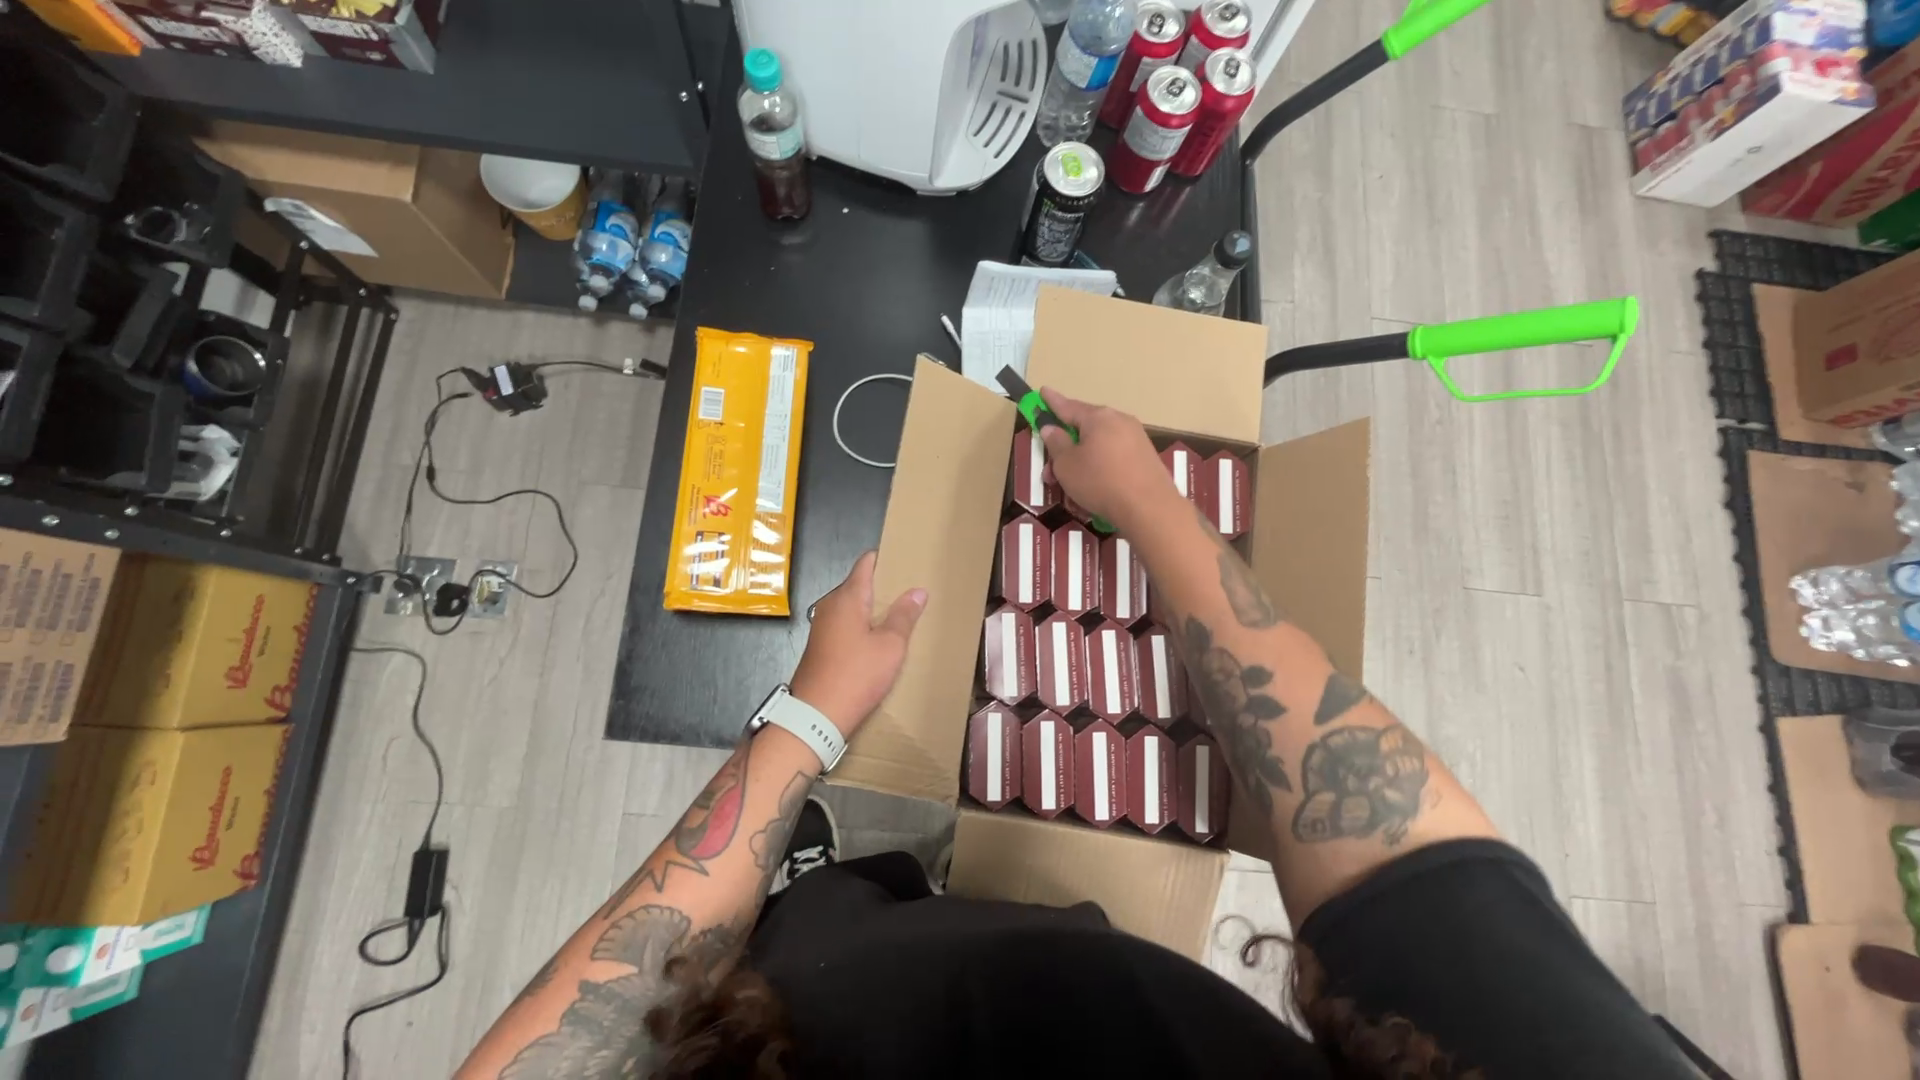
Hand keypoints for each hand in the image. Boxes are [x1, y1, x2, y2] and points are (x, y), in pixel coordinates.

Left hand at [789, 551, 927, 737]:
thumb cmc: (857, 675)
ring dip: (874, 610)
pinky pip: (846, 626)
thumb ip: (904, 616)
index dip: (886, 559)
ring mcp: (823, 626)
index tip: (907, 561)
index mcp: (848, 597)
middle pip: (859, 585)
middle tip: (912, 592)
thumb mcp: (890, 646)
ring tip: (902, 617)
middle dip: (884, 587)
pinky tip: (880, 641)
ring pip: (853, 608)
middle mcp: (831, 605)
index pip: (866, 563)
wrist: (816, 715)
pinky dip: (863, 627)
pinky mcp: (821, 646)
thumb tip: (917, 591)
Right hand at [1039, 387, 1180, 532]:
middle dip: (1064, 452)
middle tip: (1049, 474)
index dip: (1051, 402)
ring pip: (1098, 450)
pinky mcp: (1145, 460)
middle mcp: (1119, 421)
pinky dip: (1099, 473)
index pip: (1068, 406)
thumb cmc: (1100, 481)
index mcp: (1098, 417)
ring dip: (1080, 467)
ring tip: (1070, 493)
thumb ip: (1056, 443)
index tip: (1042, 392)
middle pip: (1084, 431)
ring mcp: (1136, 440)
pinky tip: (1092, 496)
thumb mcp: (1066, 464)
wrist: (1149, 507)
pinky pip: (1114, 462)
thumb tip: (1051, 428)